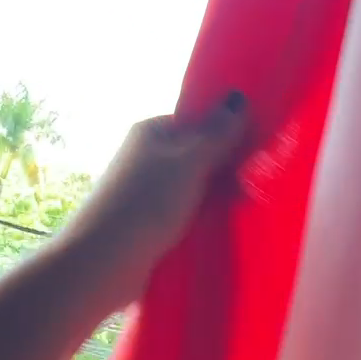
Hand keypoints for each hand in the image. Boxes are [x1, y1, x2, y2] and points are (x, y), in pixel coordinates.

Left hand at [57, 91, 249, 309]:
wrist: (101, 263)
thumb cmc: (145, 202)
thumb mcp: (188, 163)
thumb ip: (217, 133)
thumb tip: (237, 96)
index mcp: (152, 132)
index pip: (197, 122)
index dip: (227, 133)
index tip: (258, 148)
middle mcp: (148, 157)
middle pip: (198, 156)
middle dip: (226, 169)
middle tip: (260, 185)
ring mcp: (148, 192)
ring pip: (195, 188)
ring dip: (219, 198)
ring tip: (251, 209)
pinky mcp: (151, 224)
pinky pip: (187, 214)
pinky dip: (206, 219)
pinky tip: (230, 228)